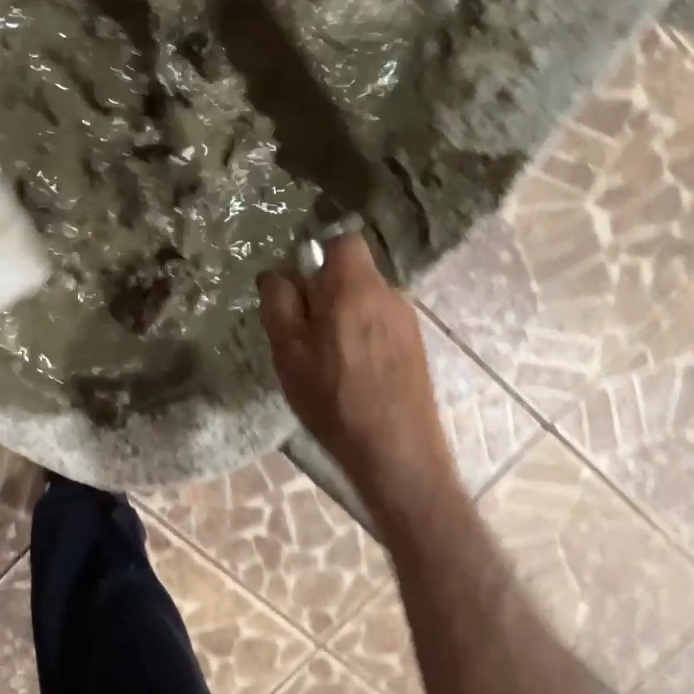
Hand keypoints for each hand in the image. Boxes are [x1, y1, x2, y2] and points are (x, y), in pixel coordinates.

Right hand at [257, 233, 457, 507]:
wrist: (397, 453)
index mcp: (356, 286)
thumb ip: (278, 301)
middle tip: (300, 331)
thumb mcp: (287, 348)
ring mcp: (407, 322)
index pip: (342, 239)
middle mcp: (389, 294)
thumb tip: (279, 274)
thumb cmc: (332, 396)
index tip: (297, 286)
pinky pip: (379, 326)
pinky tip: (349, 375)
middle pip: (351, 273)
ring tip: (323, 359)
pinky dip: (360, 338)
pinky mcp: (415, 348)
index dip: (316, 254)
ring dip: (342, 317)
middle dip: (324, 292)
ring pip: (364, 302)